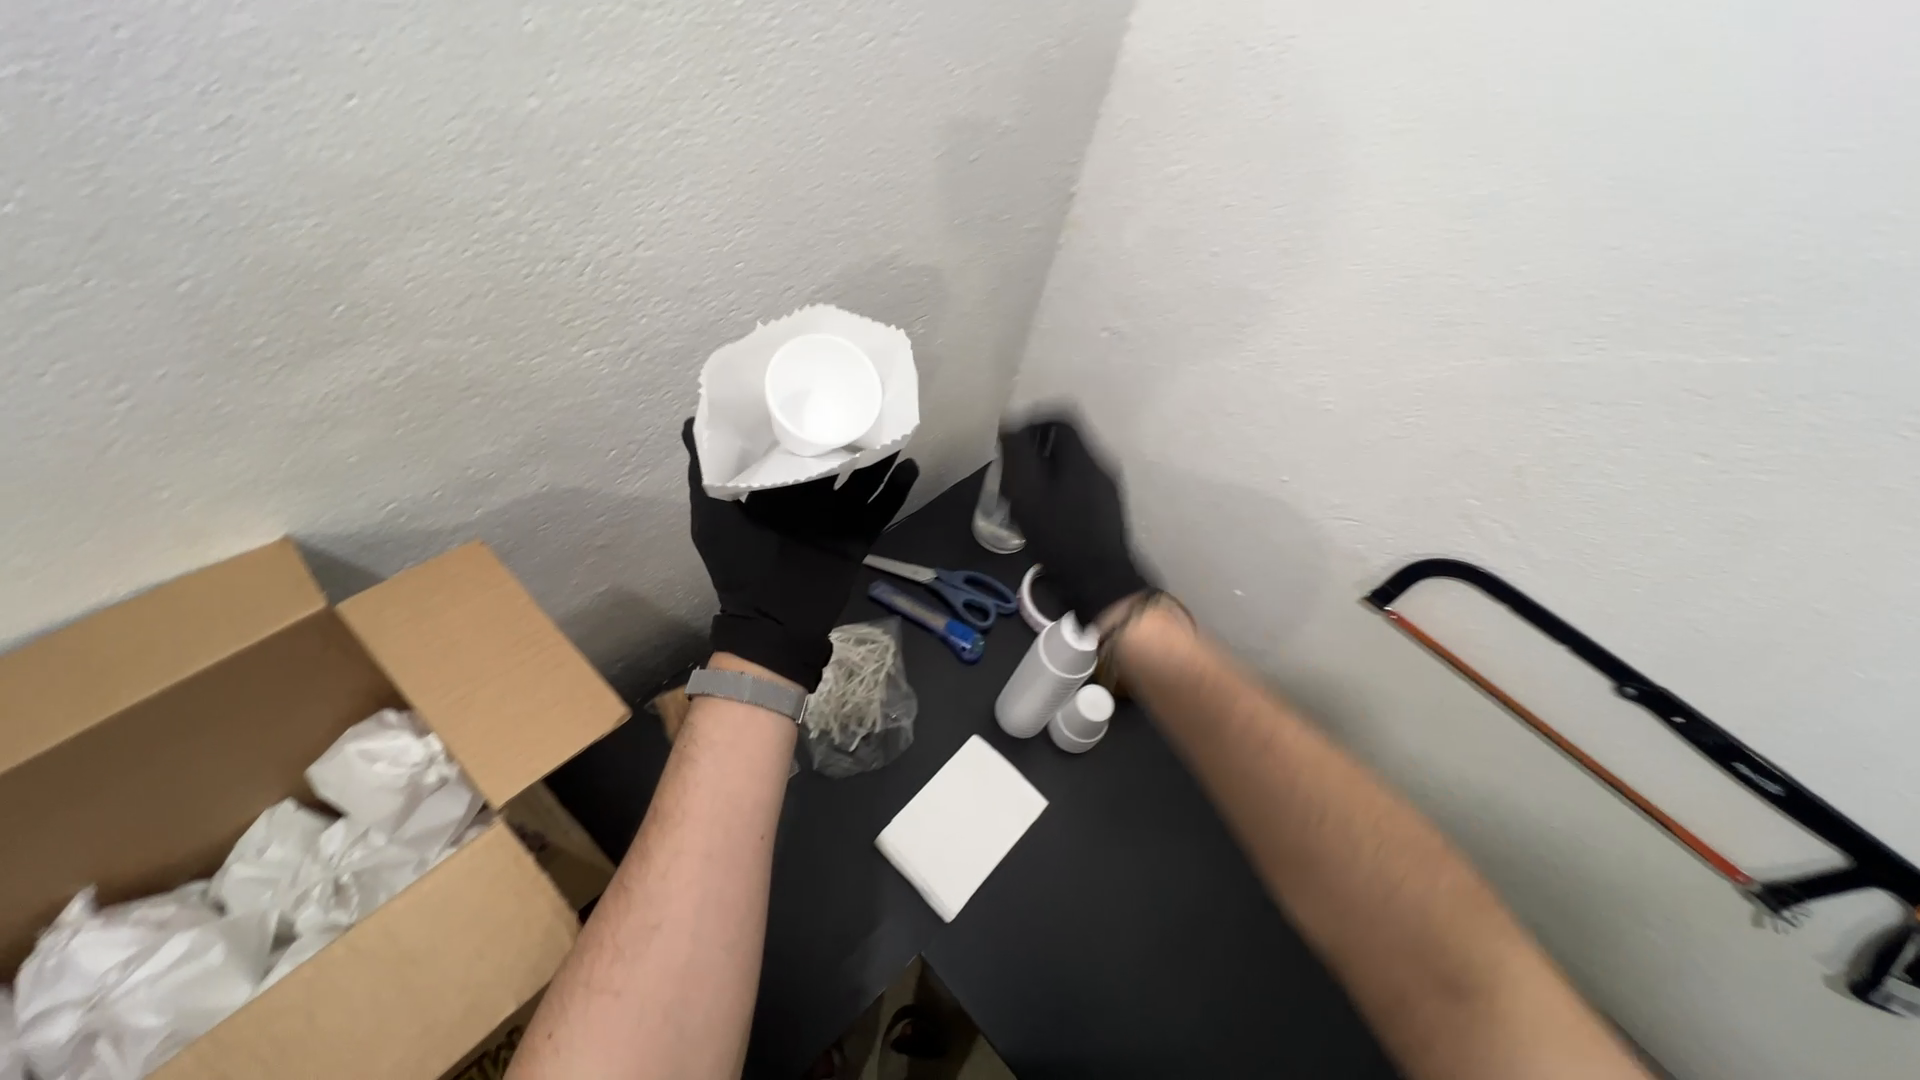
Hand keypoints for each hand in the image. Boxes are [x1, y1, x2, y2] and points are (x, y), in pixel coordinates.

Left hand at [683, 419, 918, 688]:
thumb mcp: (713, 519)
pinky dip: (897, 490)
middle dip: (844, 435)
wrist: (773, 621)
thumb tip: (689, 421)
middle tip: (859, 400)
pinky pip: (881, 509)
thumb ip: (703, 475)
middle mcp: (807, 501)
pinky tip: (909, 465)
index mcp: (774, 494)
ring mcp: (835, 519)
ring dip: (877, 457)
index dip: (799, 424)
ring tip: (892, 427)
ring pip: (861, 480)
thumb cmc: (738, 569)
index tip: (809, 390)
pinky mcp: (857, 537)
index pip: (789, 452)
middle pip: (831, 461)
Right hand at [998, 414, 1148, 623]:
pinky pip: (1079, 488)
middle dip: (1035, 453)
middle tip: (1011, 474)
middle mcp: (1101, 467)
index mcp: (1083, 457)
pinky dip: (1058, 492)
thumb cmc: (1059, 536)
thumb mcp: (1027, 494)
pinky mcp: (1108, 512)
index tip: (1011, 441)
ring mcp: (1108, 491)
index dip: (1033, 422)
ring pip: (1072, 468)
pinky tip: (1043, 517)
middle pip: (1066, 444)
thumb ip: (1017, 455)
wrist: (1099, 581)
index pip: (1060, 419)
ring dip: (1045, 475)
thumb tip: (1009, 425)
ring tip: (1023, 499)